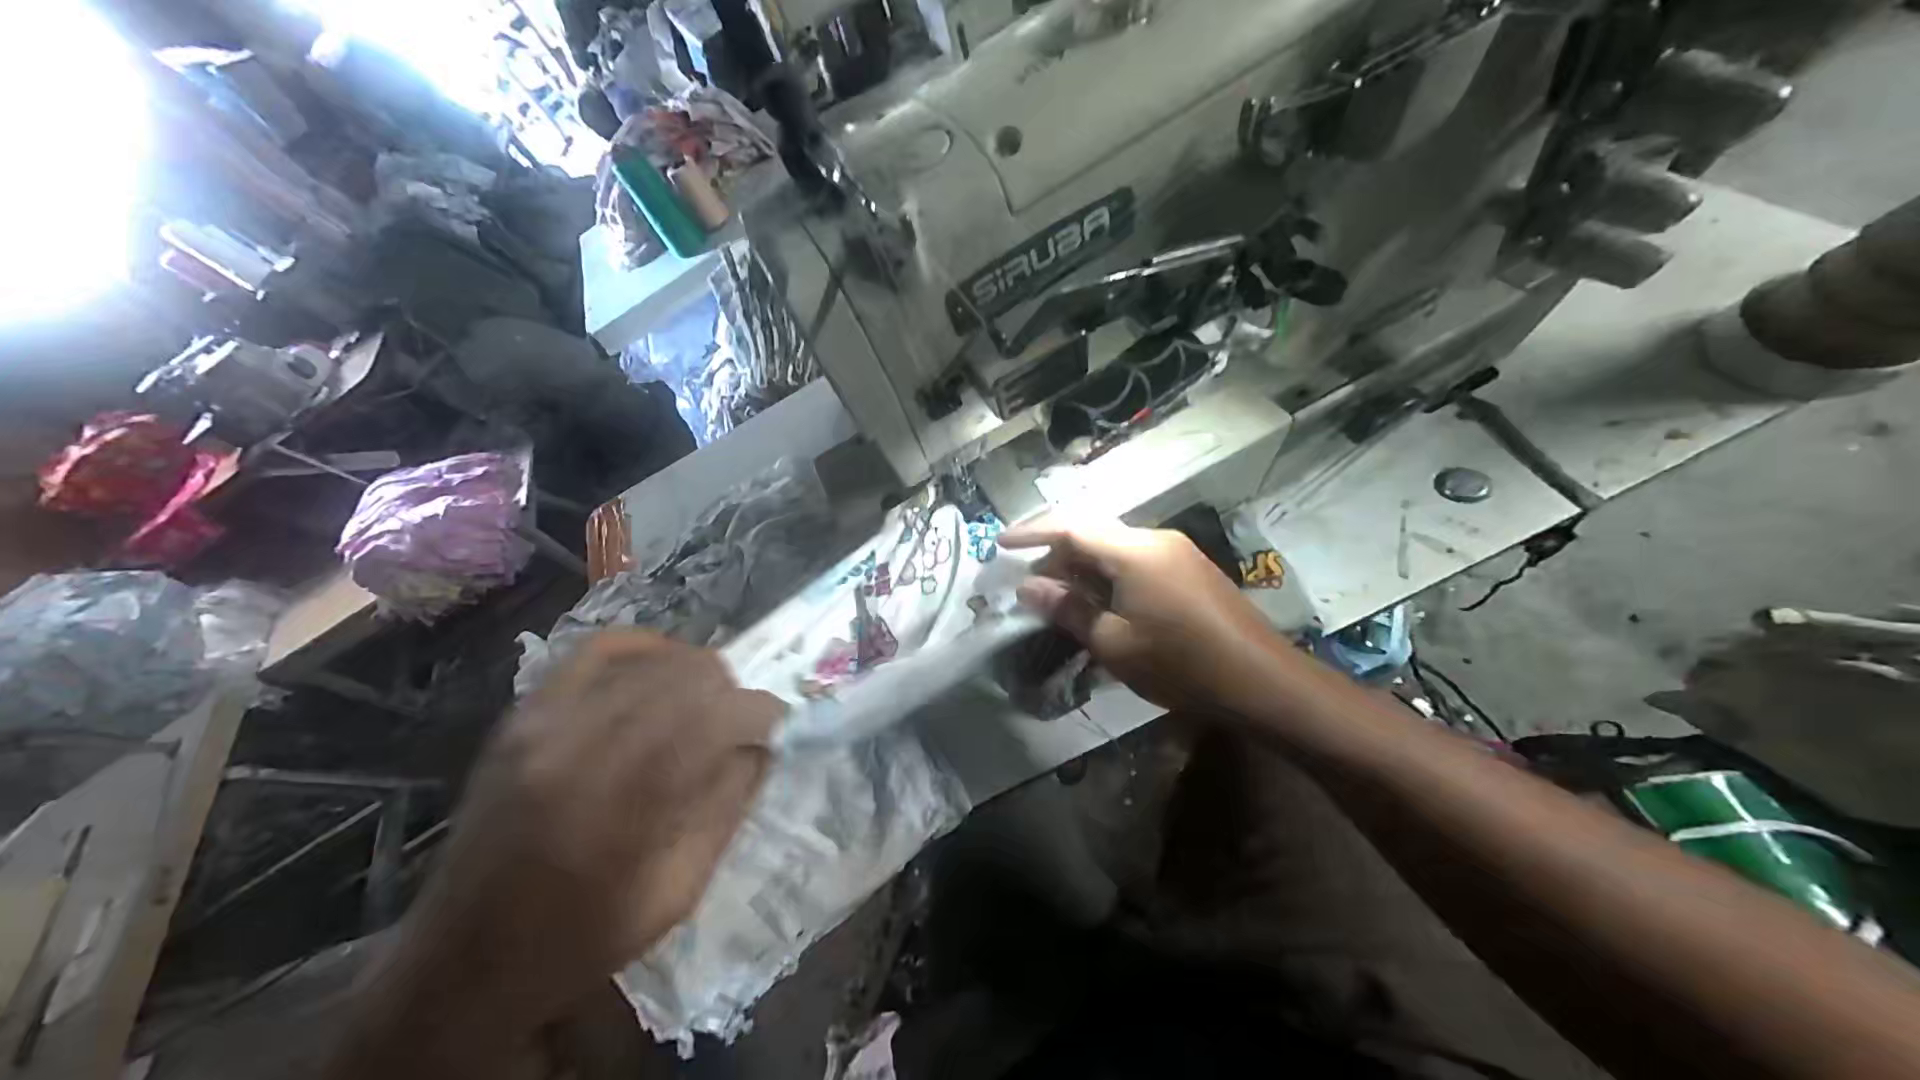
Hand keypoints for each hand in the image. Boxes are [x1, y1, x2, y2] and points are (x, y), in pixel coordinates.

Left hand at [370, 632, 782, 1042]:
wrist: (463, 960)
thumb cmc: (582, 937)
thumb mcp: (677, 890)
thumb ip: (727, 805)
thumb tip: (762, 745)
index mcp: (625, 802)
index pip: (717, 717)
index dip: (761, 712)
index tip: (778, 724)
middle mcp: (582, 745)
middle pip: (687, 675)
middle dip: (731, 690)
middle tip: (742, 719)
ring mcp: (544, 722)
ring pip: (648, 657)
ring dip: (693, 671)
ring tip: (707, 699)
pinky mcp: (523, 715)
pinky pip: (595, 651)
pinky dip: (642, 650)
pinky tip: (661, 668)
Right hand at [1000, 518, 1286, 713]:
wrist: (1263, 683)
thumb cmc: (1181, 665)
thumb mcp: (1114, 643)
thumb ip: (1068, 610)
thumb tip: (1029, 586)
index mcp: (1134, 551)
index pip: (1070, 528)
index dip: (1031, 534)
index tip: (1000, 544)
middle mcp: (1156, 539)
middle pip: (1094, 533)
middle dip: (1057, 552)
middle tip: (1029, 582)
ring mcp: (1178, 553)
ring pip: (1116, 547)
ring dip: (1083, 565)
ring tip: (1060, 596)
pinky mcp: (1191, 570)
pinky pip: (1137, 561)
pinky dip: (1109, 574)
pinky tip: (1100, 602)